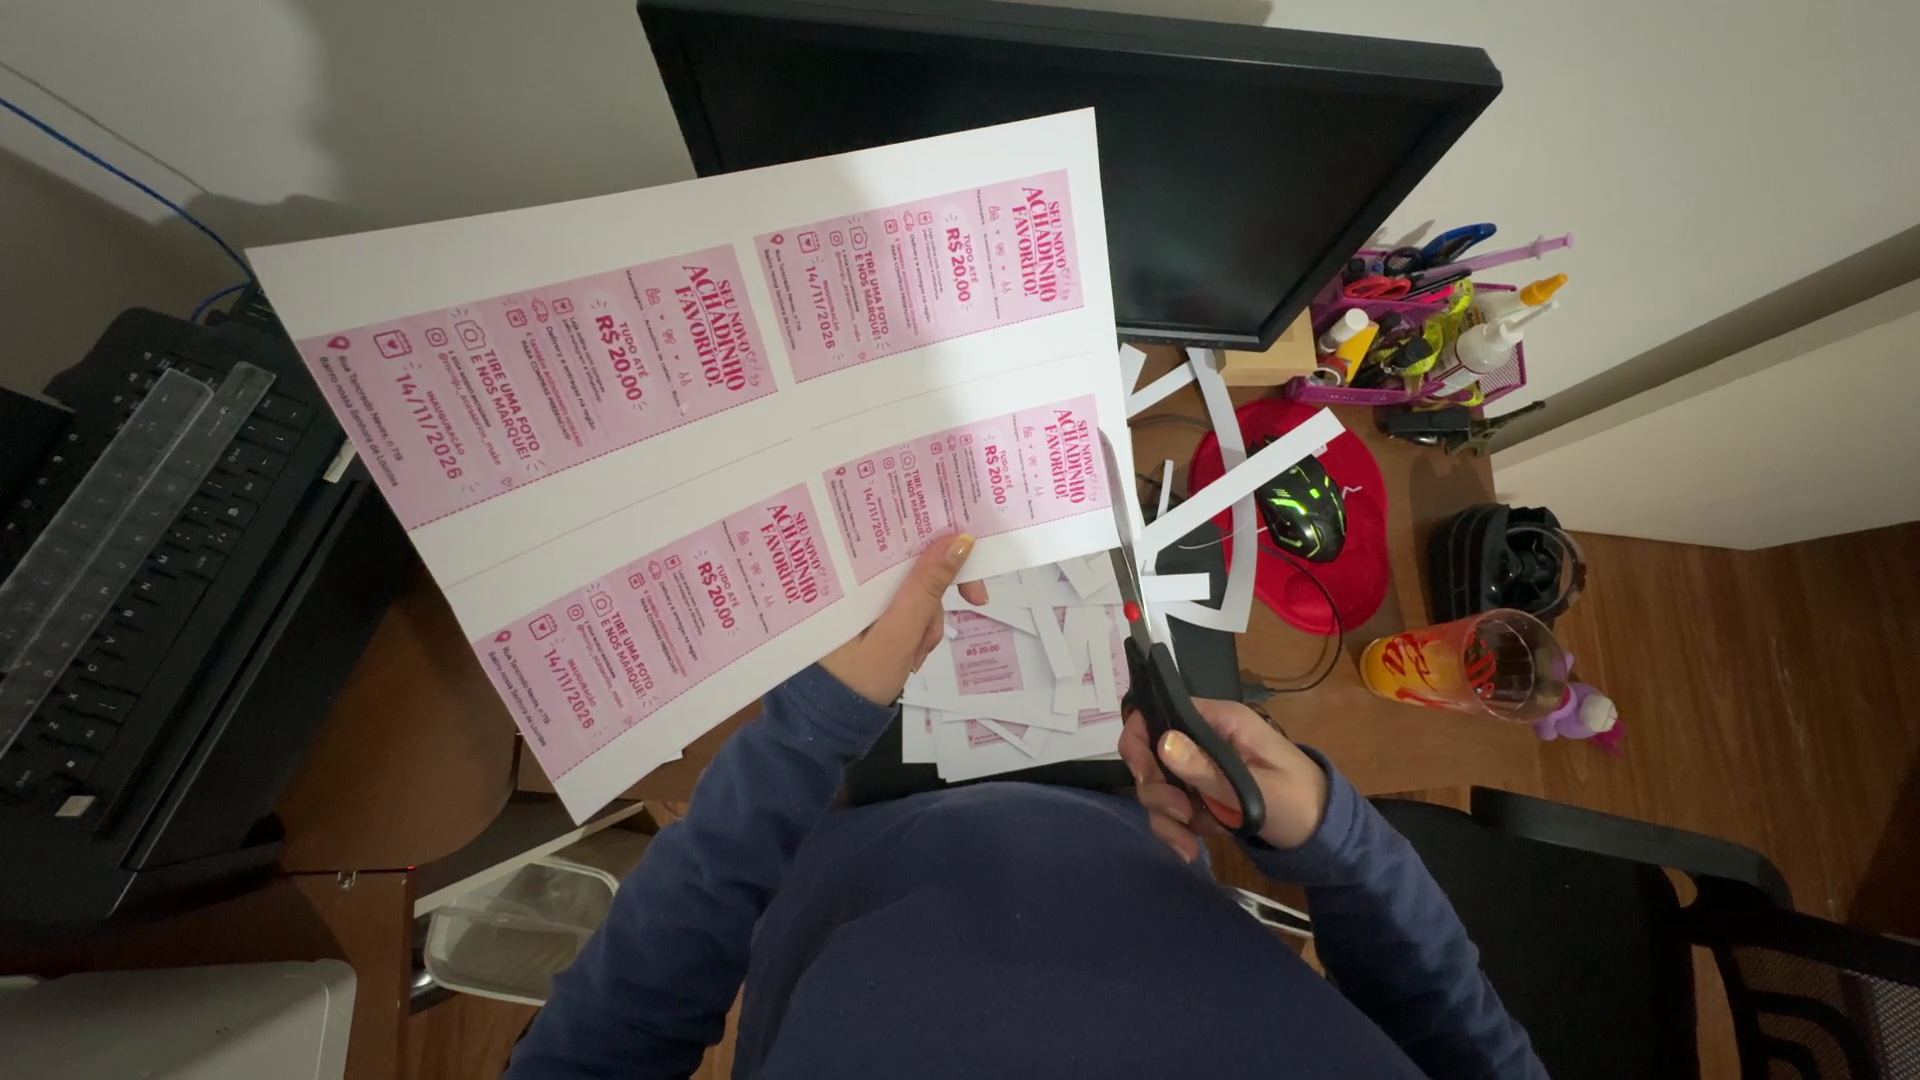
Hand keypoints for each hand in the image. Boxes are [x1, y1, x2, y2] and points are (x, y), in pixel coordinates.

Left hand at [820, 532, 987, 704]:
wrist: (835, 723)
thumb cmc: (857, 680)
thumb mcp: (898, 633)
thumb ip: (927, 589)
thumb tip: (959, 541)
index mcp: (849, 573)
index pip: (899, 539)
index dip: (939, 542)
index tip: (974, 554)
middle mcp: (853, 579)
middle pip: (912, 564)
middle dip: (939, 594)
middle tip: (976, 600)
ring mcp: (863, 598)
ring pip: (915, 589)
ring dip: (929, 619)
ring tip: (915, 653)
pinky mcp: (872, 614)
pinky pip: (908, 607)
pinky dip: (920, 627)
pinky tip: (912, 652)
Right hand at [1119, 697, 1328, 860]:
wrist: (1328, 842)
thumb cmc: (1302, 804)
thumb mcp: (1258, 791)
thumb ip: (1209, 770)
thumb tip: (1163, 742)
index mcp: (1220, 722)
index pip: (1161, 710)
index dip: (1141, 738)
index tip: (1144, 774)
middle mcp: (1203, 739)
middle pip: (1150, 751)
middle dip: (1155, 788)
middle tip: (1179, 814)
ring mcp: (1200, 769)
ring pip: (1157, 784)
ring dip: (1164, 815)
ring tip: (1187, 844)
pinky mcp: (1200, 796)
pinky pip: (1170, 808)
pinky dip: (1173, 830)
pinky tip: (1189, 850)